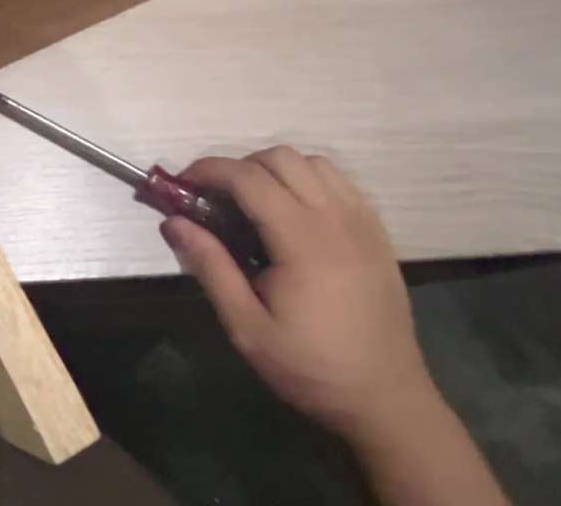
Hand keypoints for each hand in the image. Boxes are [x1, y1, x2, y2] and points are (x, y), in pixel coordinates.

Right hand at [163, 147, 438, 441]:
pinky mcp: (378, 235)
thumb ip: (210, 267)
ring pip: (314, 163)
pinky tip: (293, 214)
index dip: (209, 170)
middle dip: (240, 167)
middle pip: (281, 158)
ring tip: (255, 204)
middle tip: (217, 199)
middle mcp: (338, 221)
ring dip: (276, 170)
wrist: (387, 402)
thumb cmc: (311, 367)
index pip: (249, 178)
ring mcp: (364, 224)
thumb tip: (173, 221)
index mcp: (304, 242)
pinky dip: (308, 181)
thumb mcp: (247, 327)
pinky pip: (340, 183)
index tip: (182, 185)